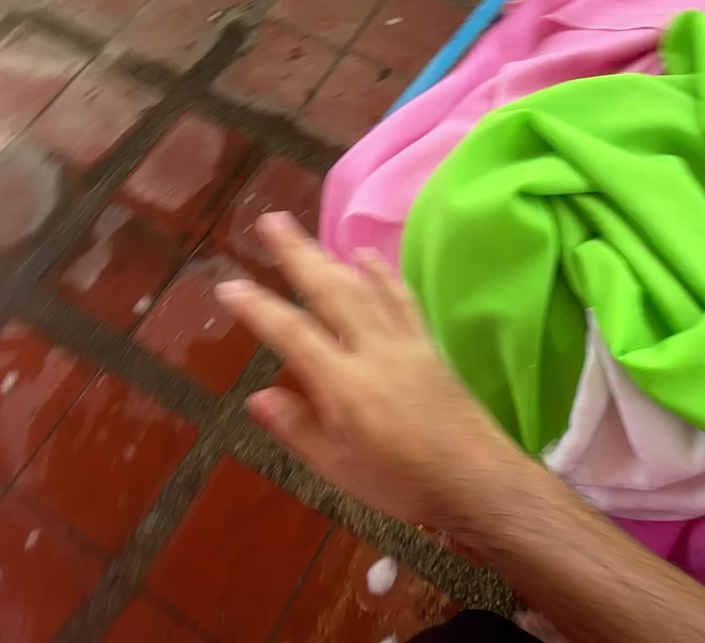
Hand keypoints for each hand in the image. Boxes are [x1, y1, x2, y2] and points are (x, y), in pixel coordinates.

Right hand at [217, 212, 526, 530]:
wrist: (475, 478)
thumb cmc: (401, 482)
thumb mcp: (339, 470)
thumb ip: (298, 428)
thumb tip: (257, 397)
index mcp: (344, 385)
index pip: (292, 335)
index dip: (258, 308)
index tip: (229, 285)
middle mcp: (372, 350)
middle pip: (329, 291)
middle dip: (297, 253)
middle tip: (272, 221)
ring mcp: (403, 341)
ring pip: (362, 287)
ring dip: (331, 255)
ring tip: (306, 234)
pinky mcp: (426, 342)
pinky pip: (400, 297)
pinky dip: (381, 273)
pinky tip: (366, 257)